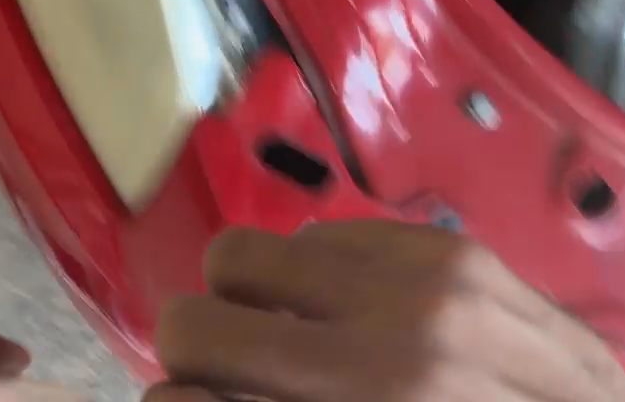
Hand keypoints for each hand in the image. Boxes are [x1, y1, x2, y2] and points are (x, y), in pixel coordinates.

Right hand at [147, 220, 624, 401]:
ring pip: (242, 255)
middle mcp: (397, 357)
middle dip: (194, 344)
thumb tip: (174, 397)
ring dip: (253, 300)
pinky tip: (363, 319)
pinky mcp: (450, 248)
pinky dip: (317, 281)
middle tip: (228, 370)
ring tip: (301, 339)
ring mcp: (425, 289)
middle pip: (200, 314)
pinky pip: (316, 238)